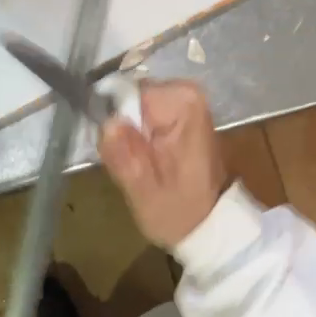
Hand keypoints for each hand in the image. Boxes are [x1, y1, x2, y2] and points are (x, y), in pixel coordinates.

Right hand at [98, 79, 230, 248]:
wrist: (209, 224)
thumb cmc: (178, 210)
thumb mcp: (143, 192)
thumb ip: (124, 156)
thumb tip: (107, 123)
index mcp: (182, 102)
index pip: (126, 94)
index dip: (118, 125)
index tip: (125, 155)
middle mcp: (187, 92)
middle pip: (130, 97)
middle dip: (124, 130)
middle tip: (133, 164)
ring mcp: (187, 99)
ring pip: (134, 106)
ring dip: (131, 135)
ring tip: (142, 163)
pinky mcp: (183, 110)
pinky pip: (144, 114)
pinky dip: (140, 135)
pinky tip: (148, 158)